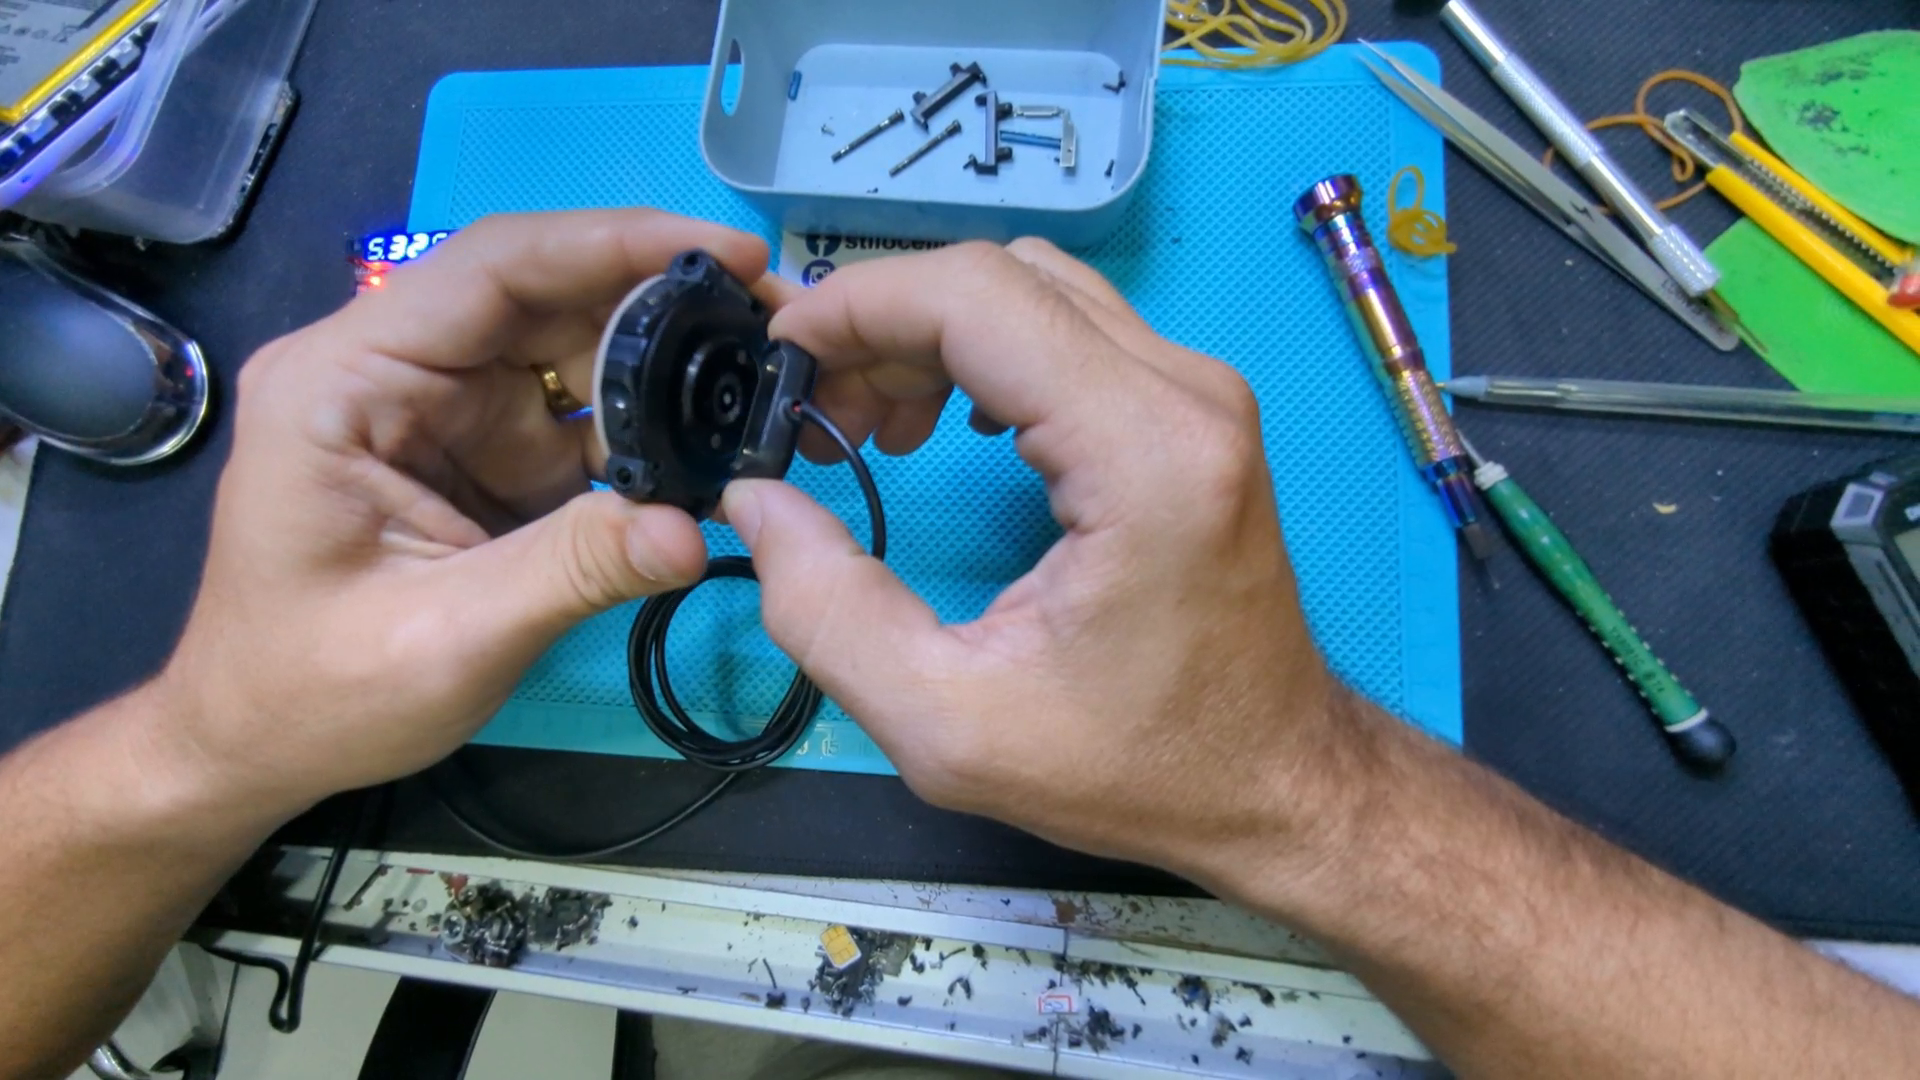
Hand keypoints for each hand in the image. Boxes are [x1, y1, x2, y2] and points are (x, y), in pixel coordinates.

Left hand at [157, 210, 775, 817]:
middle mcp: (414, 373)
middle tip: (776, 319)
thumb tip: (699, 532)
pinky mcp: (510, 457)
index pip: (497, 269)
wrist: (273, 740)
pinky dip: (662, 431)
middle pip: (557, 298)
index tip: (731, 253)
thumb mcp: (448, 634)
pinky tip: (718, 446)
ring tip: (764, 376)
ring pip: (589, 355)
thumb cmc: (320, 688)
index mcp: (355, 379)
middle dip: (670, 298)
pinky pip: (601, 422)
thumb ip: (573, 571)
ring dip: (675, 364)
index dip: (616, 244)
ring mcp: (468, 414)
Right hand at [724, 240, 1362, 894]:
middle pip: (1002, 282)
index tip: (783, 356)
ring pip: (1035, 296)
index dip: (857, 305)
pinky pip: (1071, 336)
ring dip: (933, 337)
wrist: (1271, 778)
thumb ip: (827, 614)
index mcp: (1140, 453)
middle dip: (884, 324)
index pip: (977, 298)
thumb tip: (758, 504)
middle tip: (820, 414)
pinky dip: (989, 355)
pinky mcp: (1191, 416)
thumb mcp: (948, 725)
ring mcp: (1197, 396)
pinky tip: (955, 421)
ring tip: (878, 426)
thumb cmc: (1134, 767)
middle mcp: (1184, 394)